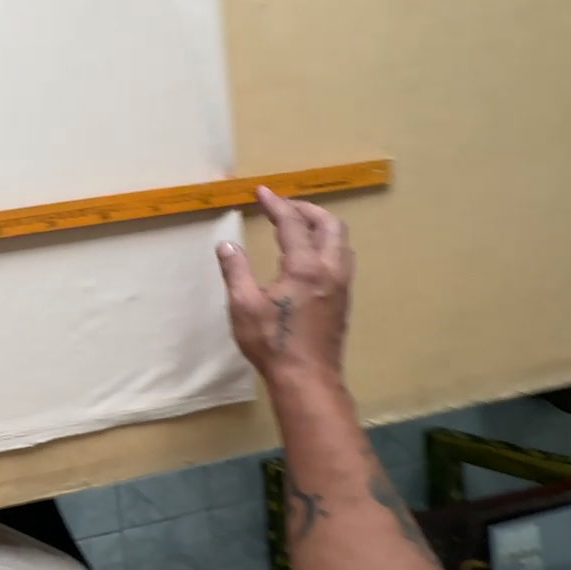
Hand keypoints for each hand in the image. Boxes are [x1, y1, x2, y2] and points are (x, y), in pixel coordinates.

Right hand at [216, 186, 354, 384]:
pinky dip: (326, 245)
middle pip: (329, 225)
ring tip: (298, 226)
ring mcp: (341, 285)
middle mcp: (330, 270)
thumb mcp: (243, 305)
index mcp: (305, 267)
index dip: (276, 205)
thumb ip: (236, 271)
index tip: (262, 192)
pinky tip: (308, 256)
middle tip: (284, 206)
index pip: (292, 224)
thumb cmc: (272, 341)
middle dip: (307, 209)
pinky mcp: (343, 299)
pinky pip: (341, 259)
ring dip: (321, 226)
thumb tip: (227, 245)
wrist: (307, 377)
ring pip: (341, 242)